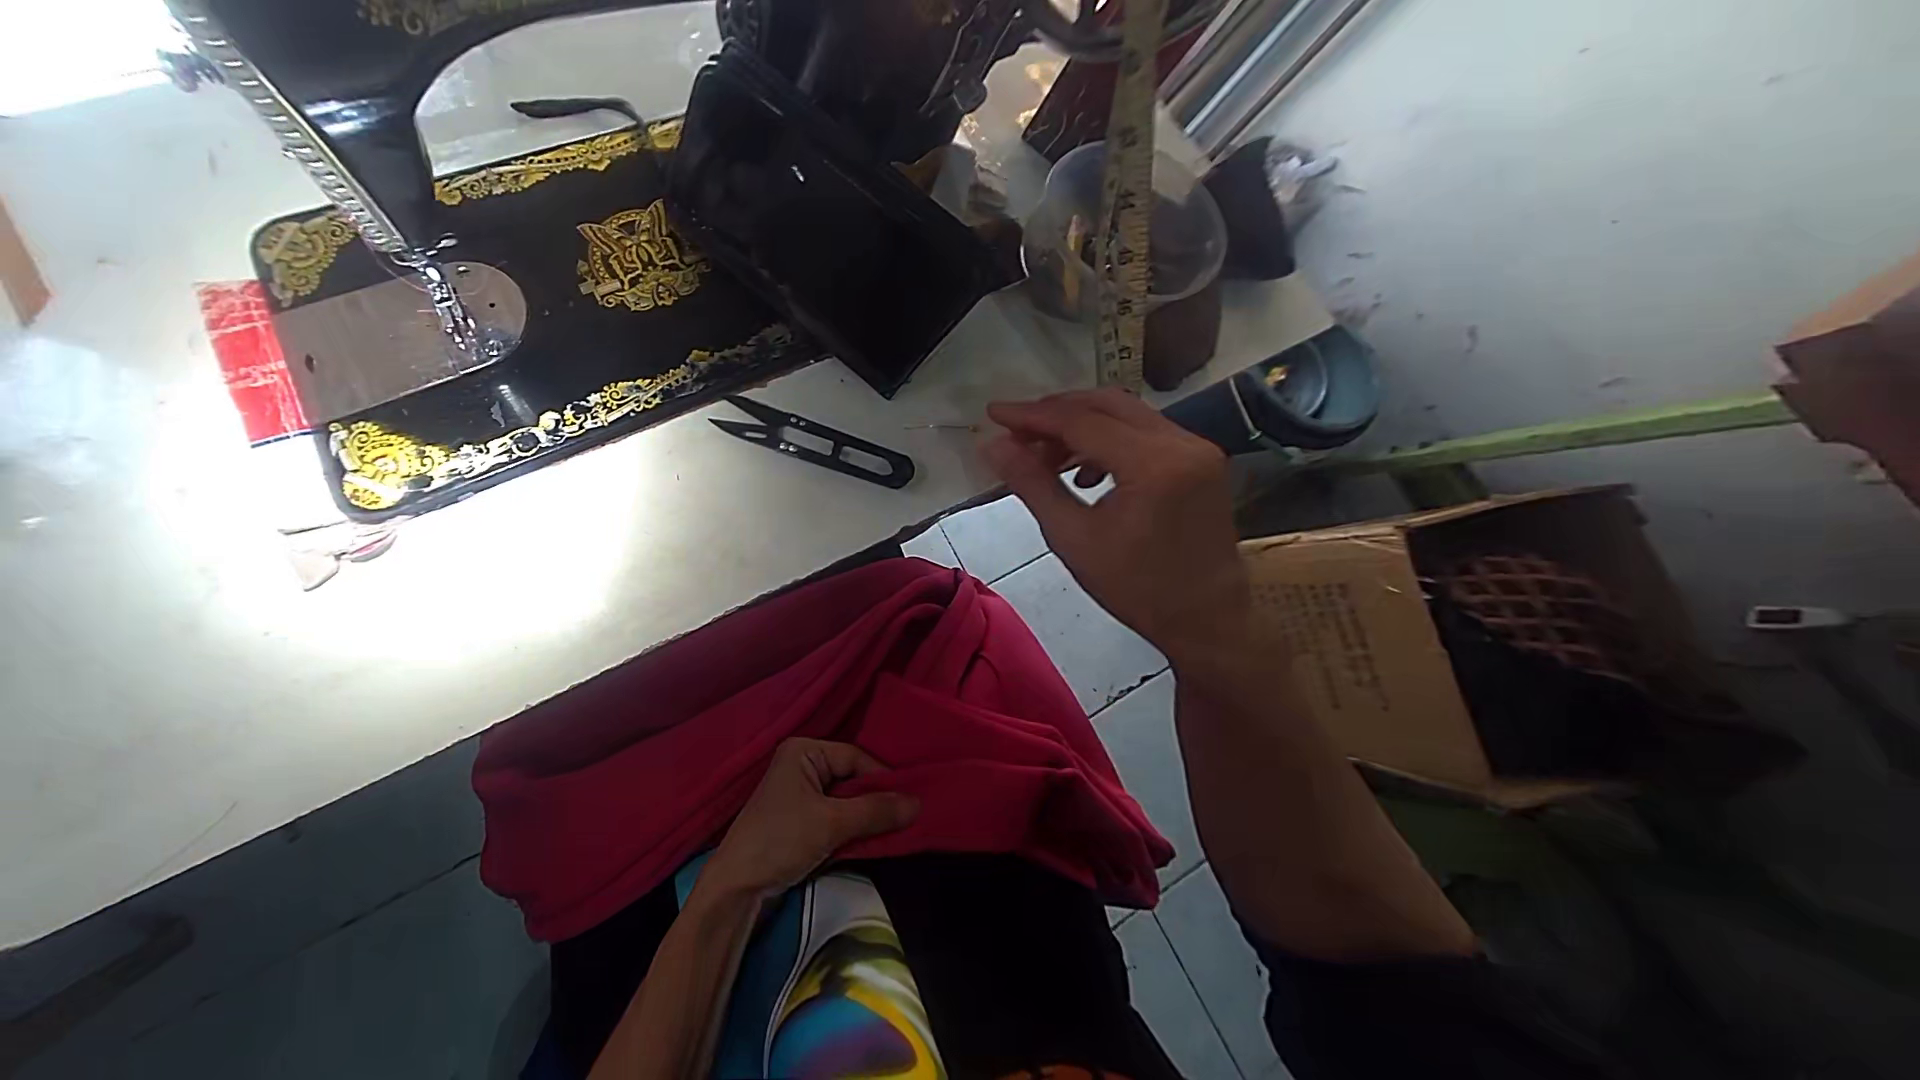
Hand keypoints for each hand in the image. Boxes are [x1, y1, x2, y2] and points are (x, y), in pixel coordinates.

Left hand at [702, 738, 920, 898]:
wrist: (735, 889)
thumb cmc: (780, 840)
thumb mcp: (832, 823)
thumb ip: (876, 811)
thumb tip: (919, 804)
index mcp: (804, 751)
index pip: (856, 758)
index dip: (882, 780)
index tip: (908, 802)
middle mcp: (802, 764)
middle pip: (852, 778)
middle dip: (875, 800)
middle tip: (904, 817)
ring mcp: (799, 793)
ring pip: (846, 799)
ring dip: (866, 817)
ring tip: (891, 830)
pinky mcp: (800, 819)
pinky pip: (836, 815)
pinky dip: (853, 828)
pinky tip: (869, 840)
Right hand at [983, 389, 1251, 664]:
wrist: (1206, 620)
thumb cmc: (1137, 590)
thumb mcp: (1074, 539)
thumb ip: (1033, 484)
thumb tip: (993, 446)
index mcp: (1153, 465)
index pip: (1081, 421)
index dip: (1033, 415)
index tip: (995, 413)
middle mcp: (1182, 443)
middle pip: (1107, 405)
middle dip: (1057, 413)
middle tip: (1017, 432)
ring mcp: (1198, 449)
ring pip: (1128, 416)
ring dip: (1083, 427)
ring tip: (1045, 459)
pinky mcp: (1202, 460)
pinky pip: (1147, 434)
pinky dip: (1111, 441)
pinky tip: (1085, 473)